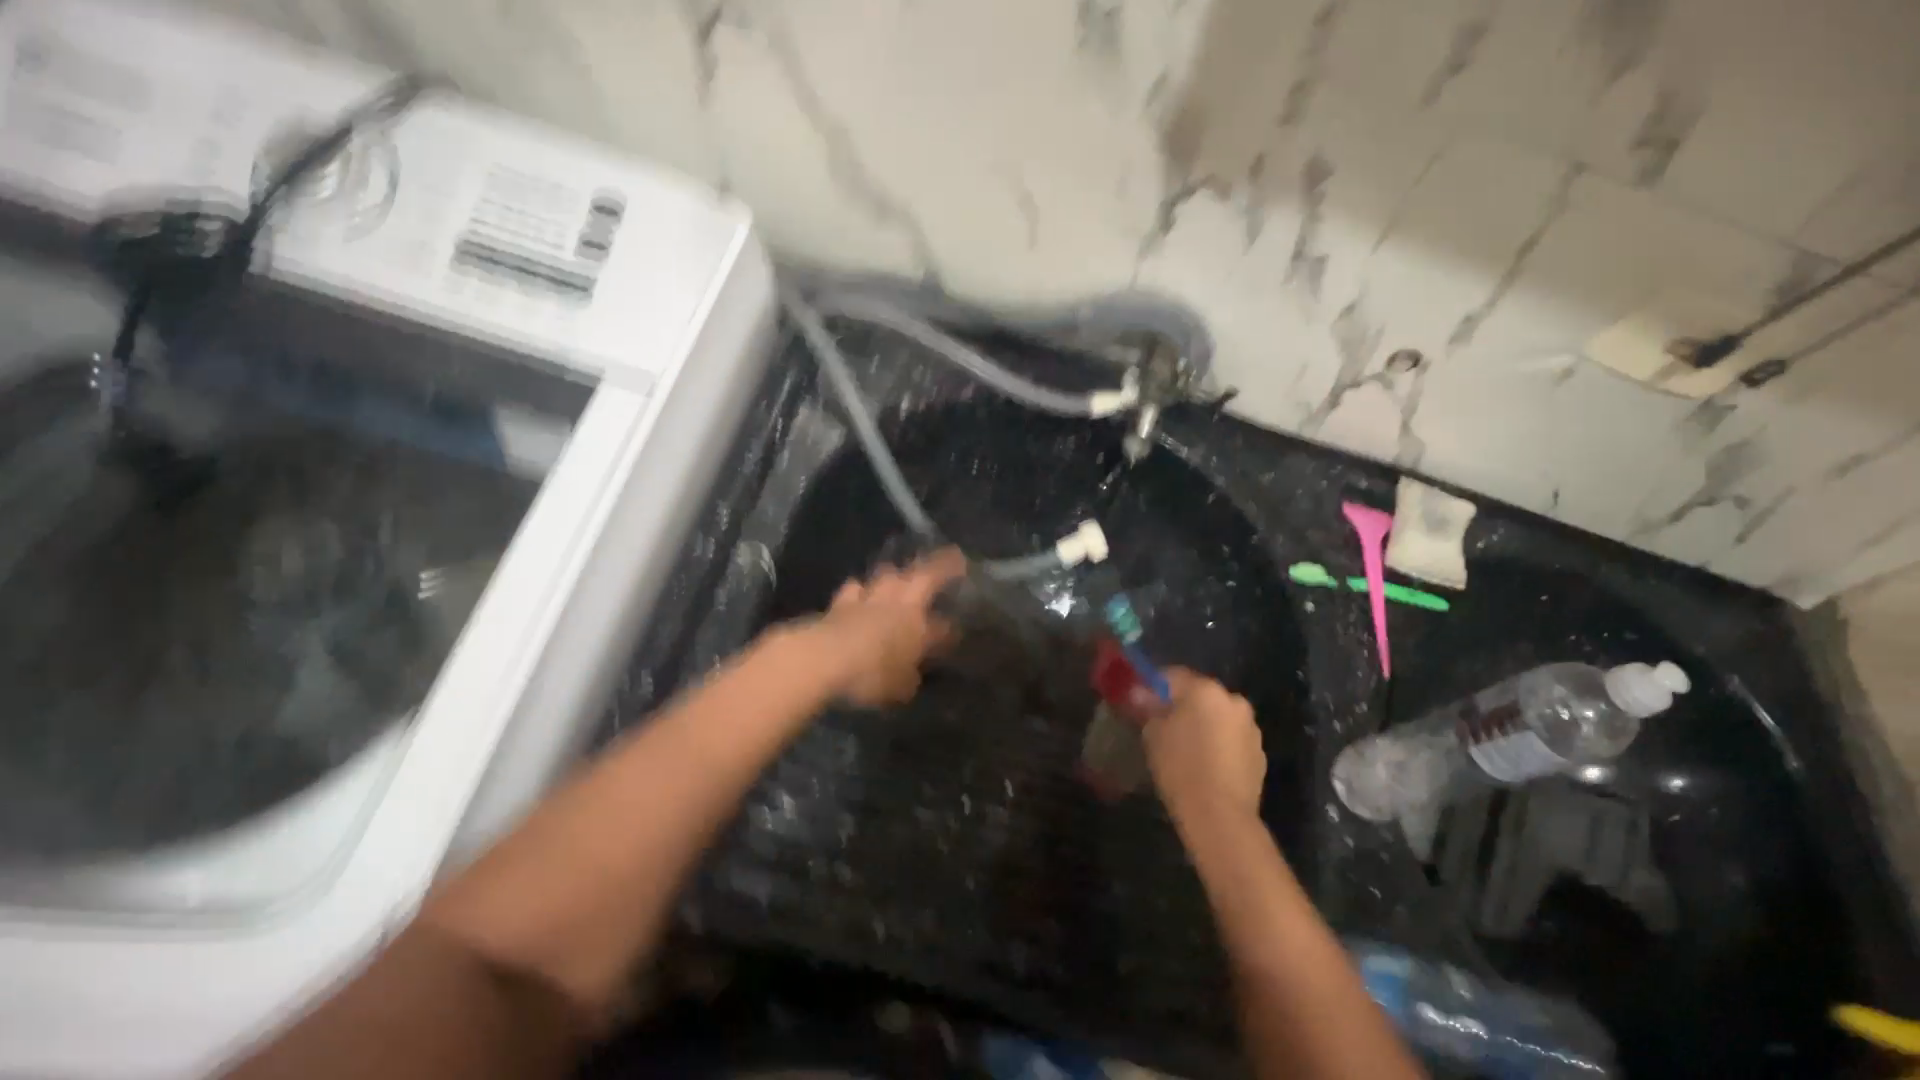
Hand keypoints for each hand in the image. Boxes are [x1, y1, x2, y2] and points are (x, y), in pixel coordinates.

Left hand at [807, 547, 966, 707]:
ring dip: (896, 573)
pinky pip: (855, 589)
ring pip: (888, 574)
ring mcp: (868, 598)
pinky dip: (859, 590)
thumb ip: (909, 676)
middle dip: (940, 565)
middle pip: (924, 576)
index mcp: (919, 626)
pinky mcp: (840, 602)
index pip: (944, 625)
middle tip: (951, 557)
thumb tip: (913, 672)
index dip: (951, 628)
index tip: (956, 629)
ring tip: (900, 574)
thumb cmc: (871, 675)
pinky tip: (858, 591)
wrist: (823, 657)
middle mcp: (898, 604)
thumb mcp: (898, 687)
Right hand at [1139, 667, 1265, 825]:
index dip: (1154, 686)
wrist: (1220, 815)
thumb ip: (1148, 708)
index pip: (1173, 675)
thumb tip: (1140, 693)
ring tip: (1185, 749)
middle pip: (1200, 695)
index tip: (1141, 702)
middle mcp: (1233, 700)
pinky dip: (1219, 745)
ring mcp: (1250, 727)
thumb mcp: (1152, 735)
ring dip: (1204, 725)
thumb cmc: (1180, 768)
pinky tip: (1206, 766)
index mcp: (1205, 690)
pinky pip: (1232, 739)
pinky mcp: (1259, 753)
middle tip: (1162, 727)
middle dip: (1182, 707)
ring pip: (1219, 717)